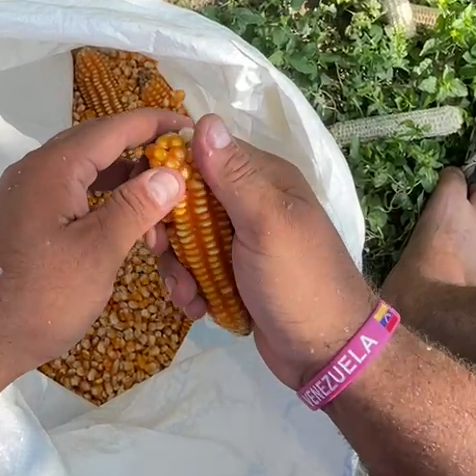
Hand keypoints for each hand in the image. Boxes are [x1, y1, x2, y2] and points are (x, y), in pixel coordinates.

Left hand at [0, 107, 190, 375]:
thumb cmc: (40, 296)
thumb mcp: (98, 252)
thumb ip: (136, 207)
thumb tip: (171, 172)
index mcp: (54, 167)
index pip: (112, 128)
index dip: (154, 123)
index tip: (191, 126)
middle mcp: (35, 169)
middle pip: (96, 142)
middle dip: (141, 148)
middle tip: (182, 161)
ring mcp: (25, 192)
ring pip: (83, 168)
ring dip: (122, 177)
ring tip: (160, 197)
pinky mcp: (22, 215)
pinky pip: (68, 189)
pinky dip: (100, 195)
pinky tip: (122, 218)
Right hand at [156, 114, 376, 388]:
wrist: (327, 357)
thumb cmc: (299, 281)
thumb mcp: (266, 223)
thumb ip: (233, 175)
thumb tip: (204, 119)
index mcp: (264, 178)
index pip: (204, 154)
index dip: (171, 172)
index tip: (148, 198)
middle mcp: (251, 201)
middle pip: (187, 198)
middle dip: (169, 227)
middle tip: (160, 250)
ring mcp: (241, 239)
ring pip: (186, 236)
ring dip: (178, 264)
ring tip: (186, 292)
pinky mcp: (233, 272)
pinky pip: (195, 267)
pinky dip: (190, 285)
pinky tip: (195, 306)